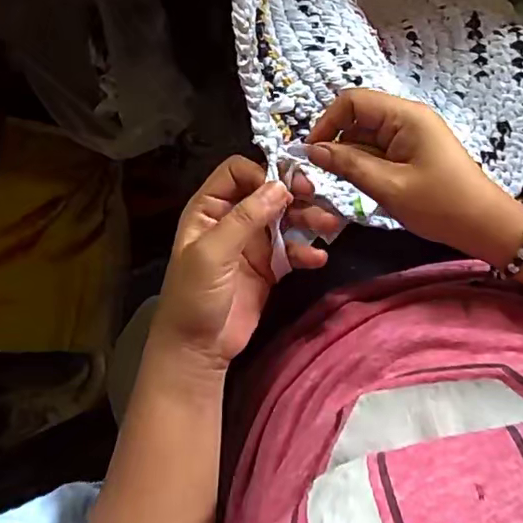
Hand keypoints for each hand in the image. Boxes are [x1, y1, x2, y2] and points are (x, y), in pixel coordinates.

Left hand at [154, 156, 334, 369]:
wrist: (197, 350)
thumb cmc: (193, 296)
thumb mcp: (213, 253)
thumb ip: (245, 218)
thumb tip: (280, 186)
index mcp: (209, 208)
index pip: (238, 172)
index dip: (261, 173)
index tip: (285, 187)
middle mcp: (232, 219)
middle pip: (267, 192)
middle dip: (293, 193)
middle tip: (316, 195)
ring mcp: (252, 243)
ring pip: (285, 218)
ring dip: (308, 218)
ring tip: (329, 225)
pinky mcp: (270, 267)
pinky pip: (293, 249)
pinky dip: (307, 250)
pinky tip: (317, 258)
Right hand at [305, 89, 522, 265]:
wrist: (486, 226)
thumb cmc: (440, 205)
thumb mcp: (389, 186)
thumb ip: (348, 165)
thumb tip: (312, 151)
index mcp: (404, 116)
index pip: (353, 101)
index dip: (328, 122)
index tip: (311, 152)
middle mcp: (407, 117)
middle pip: (358, 116)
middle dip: (337, 141)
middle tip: (322, 173)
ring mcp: (411, 134)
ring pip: (366, 135)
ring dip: (350, 155)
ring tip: (341, 181)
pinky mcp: (413, 150)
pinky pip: (379, 148)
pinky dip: (365, 163)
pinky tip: (361, 183)